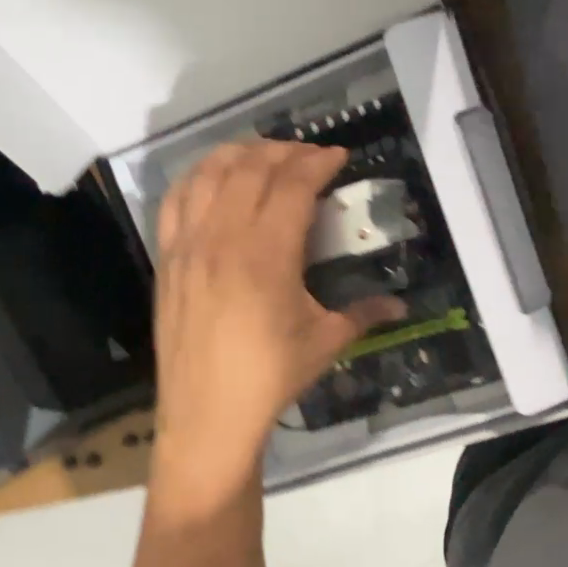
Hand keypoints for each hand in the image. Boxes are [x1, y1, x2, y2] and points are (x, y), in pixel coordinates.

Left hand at [151, 141, 405, 489]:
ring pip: (208, 175)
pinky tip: (212, 180)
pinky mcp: (167, 260)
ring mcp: (188, 246)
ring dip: (238, 154)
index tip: (337, 156)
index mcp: (267, 254)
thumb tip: (400, 307)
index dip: (317, 162)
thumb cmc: (271, 379)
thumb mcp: (325, 343)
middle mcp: (223, 238)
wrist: (208, 415)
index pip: (293, 186)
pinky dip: (197, 178)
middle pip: (250, 169)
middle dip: (283, 152)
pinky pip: (176, 201)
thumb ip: (363, 315)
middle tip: (307, 156)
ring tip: (262, 156)